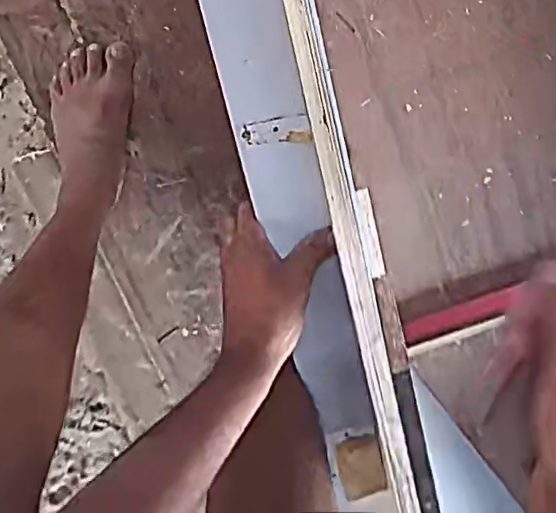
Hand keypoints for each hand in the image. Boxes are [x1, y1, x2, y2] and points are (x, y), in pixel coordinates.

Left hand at [218, 202, 335, 369]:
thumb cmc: (268, 318)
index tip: (274, 200)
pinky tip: (268, 272)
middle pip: (233, 223)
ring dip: (246, 240)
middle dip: (249, 218)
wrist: (251, 355)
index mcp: (246, 242)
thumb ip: (312, 251)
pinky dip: (247, 261)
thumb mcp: (299, 278)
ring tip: (272, 244)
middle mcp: (232, 254)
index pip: (245, 209)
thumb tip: (326, 235)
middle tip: (272, 219)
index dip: (259, 202)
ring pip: (232, 244)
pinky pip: (236, 265)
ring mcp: (229, 273)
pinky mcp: (232, 291)